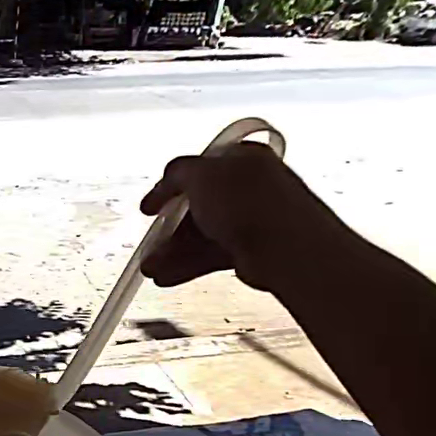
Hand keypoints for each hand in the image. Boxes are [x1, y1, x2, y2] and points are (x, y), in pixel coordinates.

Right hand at [139, 142, 343, 291]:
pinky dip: (190, 265)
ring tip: (152, 269)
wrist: (287, 246)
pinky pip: (214, 255)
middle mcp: (248, 188)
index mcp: (240, 159)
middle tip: (149, 245)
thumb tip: (167, 180)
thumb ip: (178, 174)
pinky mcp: (253, 250)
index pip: (197, 171)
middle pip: (197, 208)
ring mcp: (252, 221)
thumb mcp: (201, 175)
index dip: (169, 189)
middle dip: (168, 230)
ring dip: (174, 252)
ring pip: (204, 235)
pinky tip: (168, 276)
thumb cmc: (251, 202)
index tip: (149, 208)